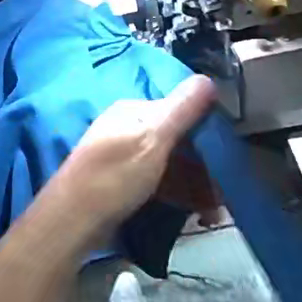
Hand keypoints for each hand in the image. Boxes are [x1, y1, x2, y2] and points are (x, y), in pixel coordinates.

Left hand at [29, 75, 216, 255]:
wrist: (72, 222)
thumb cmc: (114, 176)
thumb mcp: (151, 139)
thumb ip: (181, 110)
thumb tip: (208, 79)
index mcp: (134, 111)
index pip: (182, 111)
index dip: (208, 134)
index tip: (229, 161)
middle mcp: (129, 128)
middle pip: (178, 141)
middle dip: (205, 167)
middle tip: (222, 198)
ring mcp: (125, 156)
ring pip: (172, 164)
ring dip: (196, 186)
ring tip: (213, 213)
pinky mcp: (124, 182)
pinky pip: (160, 182)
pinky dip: (179, 195)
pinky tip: (196, 214)